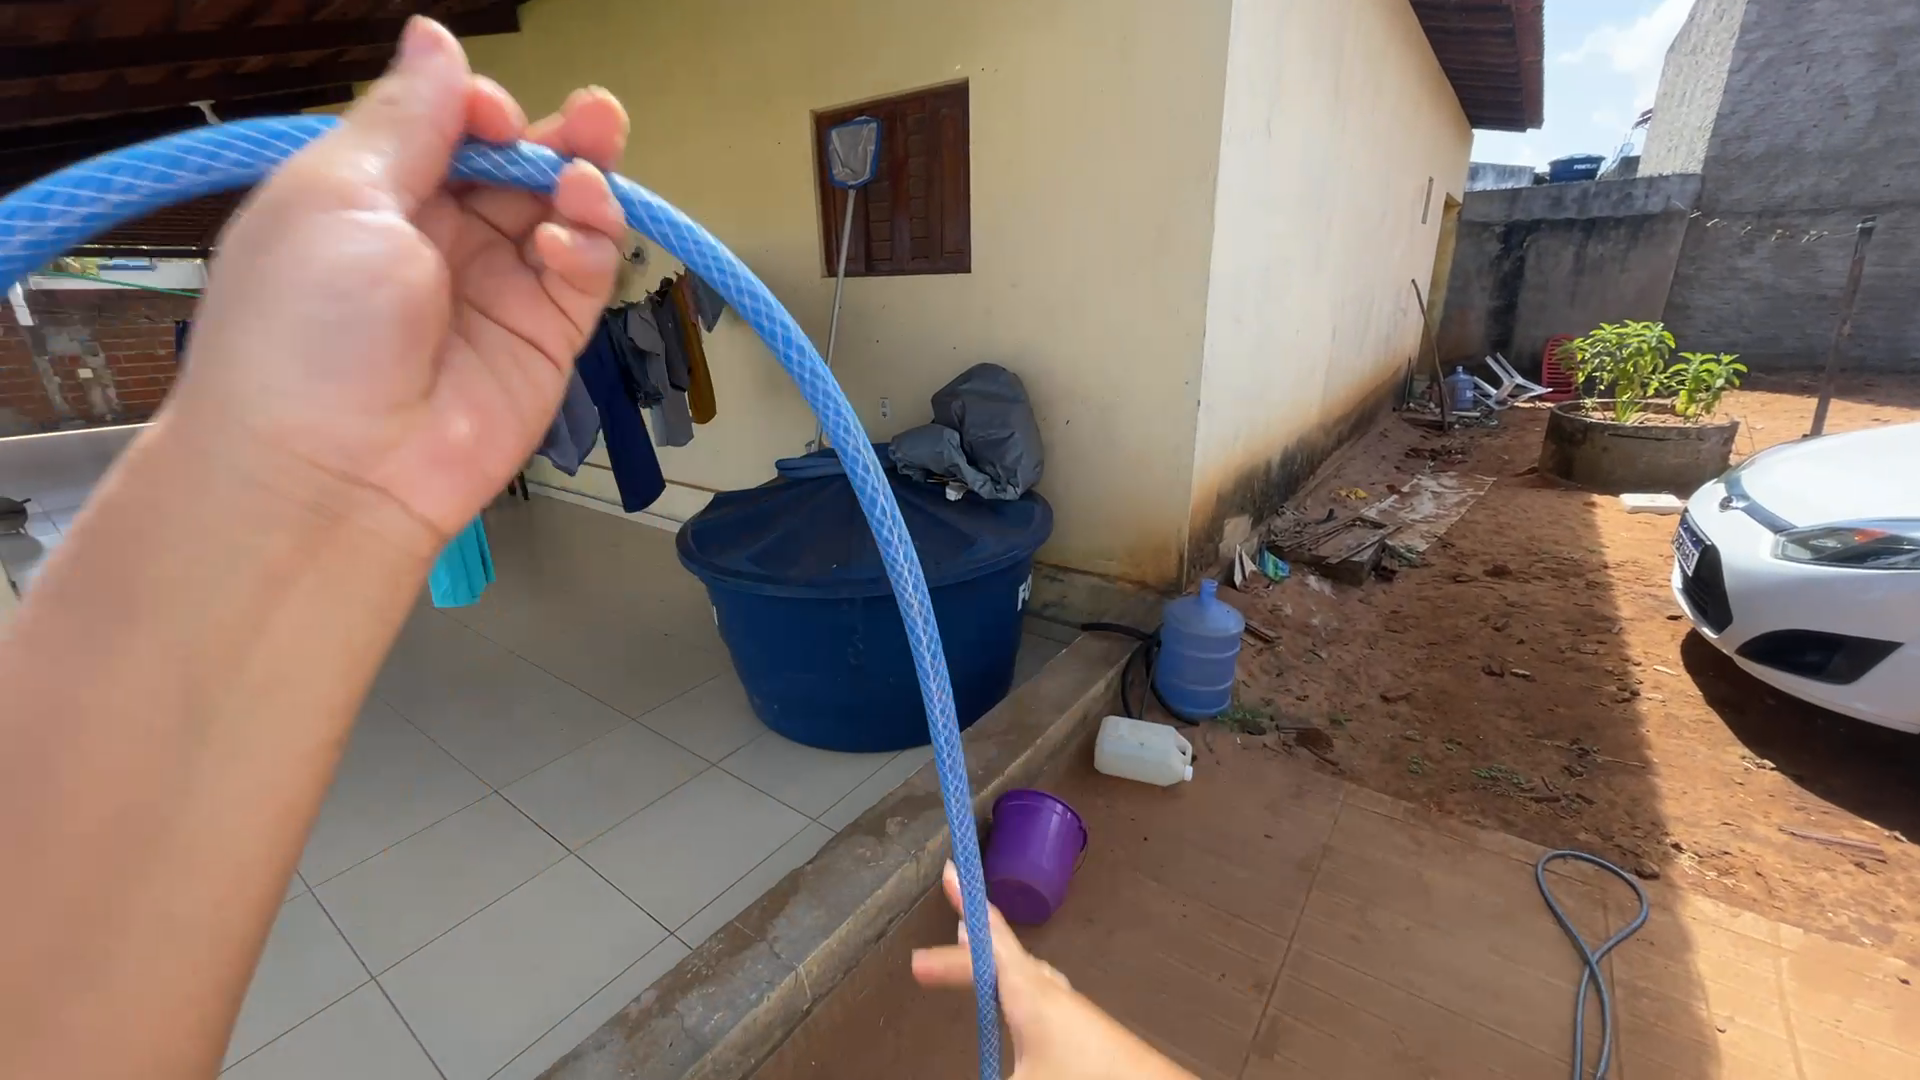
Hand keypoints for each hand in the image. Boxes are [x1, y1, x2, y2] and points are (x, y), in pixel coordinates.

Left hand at [168, 16, 628, 542]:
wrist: (344, 466)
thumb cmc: (314, 322)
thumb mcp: (340, 198)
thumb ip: (405, 123)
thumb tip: (440, 40)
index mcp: (380, 194)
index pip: (454, 131)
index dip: (483, 112)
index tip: (492, 114)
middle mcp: (447, 237)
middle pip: (522, 173)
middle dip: (560, 141)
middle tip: (600, 118)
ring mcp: (505, 291)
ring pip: (567, 221)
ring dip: (585, 193)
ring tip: (583, 188)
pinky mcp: (551, 338)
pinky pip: (585, 278)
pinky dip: (590, 251)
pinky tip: (569, 246)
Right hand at [912, 863, 1196, 1079]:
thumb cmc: (1082, 1075)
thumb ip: (983, 1071)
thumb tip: (950, 1072)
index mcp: (1028, 991)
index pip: (990, 936)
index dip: (967, 903)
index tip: (951, 871)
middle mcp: (1048, 990)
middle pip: (1001, 955)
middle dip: (965, 953)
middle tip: (924, 964)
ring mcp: (1069, 1008)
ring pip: (1024, 973)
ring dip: (994, 967)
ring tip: (974, 967)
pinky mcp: (1085, 1030)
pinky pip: (1038, 994)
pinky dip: (1015, 988)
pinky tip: (1018, 1009)